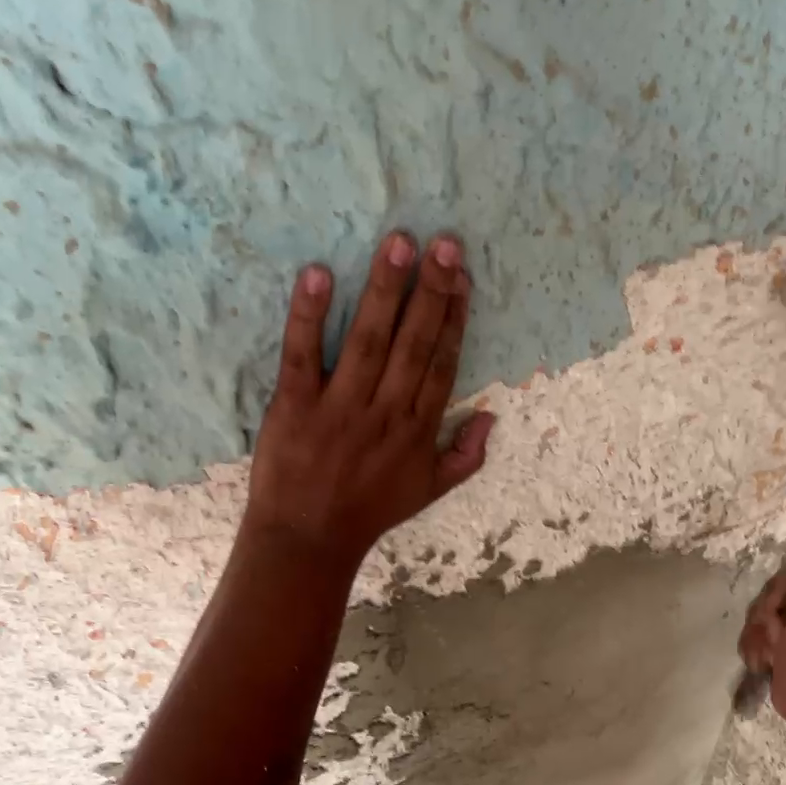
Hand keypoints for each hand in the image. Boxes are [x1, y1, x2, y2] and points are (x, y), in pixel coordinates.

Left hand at [244, 231, 493, 568]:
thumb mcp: (429, 491)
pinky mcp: (293, 406)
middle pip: (413, 344)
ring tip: (398, 244)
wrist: (307, 539)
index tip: (462, 276)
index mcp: (418, 431)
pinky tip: (320, 275)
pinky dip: (310, 316)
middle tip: (442, 243)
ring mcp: (339, 408)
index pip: (441, 364)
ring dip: (384, 292)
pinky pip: (303, 355)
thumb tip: (492, 416)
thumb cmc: (370, 511)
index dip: (454, 318)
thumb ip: (466, 456)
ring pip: (368, 342)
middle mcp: (385, 414)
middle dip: (430, 292)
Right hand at [738, 545, 785, 727]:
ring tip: (771, 656)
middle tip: (777, 637)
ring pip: (757, 615)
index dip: (779, 590)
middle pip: (769, 594)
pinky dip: (756, 650)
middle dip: (765, 618)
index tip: (779, 609)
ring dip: (759, 638)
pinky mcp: (778, 643)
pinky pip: (753, 634)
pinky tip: (766, 663)